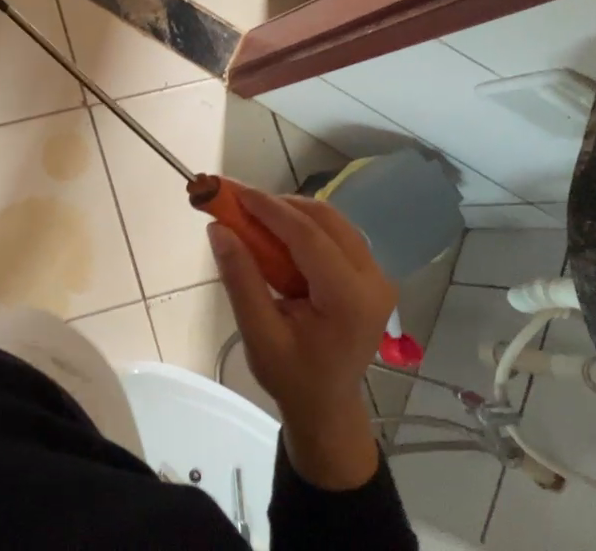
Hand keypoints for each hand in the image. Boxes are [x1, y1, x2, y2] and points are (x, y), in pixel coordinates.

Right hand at [208, 187, 397, 489]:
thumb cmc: (291, 375)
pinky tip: (275, 235)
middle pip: (325, 220)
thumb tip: (218, 228)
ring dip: (290, 212)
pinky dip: (302, 226)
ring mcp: (377, 277)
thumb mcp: (258, 332)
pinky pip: (336, 234)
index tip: (231, 190)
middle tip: (236, 202)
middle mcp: (373, 282)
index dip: (268, 208)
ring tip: (251, 218)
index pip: (308, 236)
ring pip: (332, 221)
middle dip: (278, 204)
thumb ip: (240, 278)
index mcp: (349, 300)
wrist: (327, 404)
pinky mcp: (370, 276)